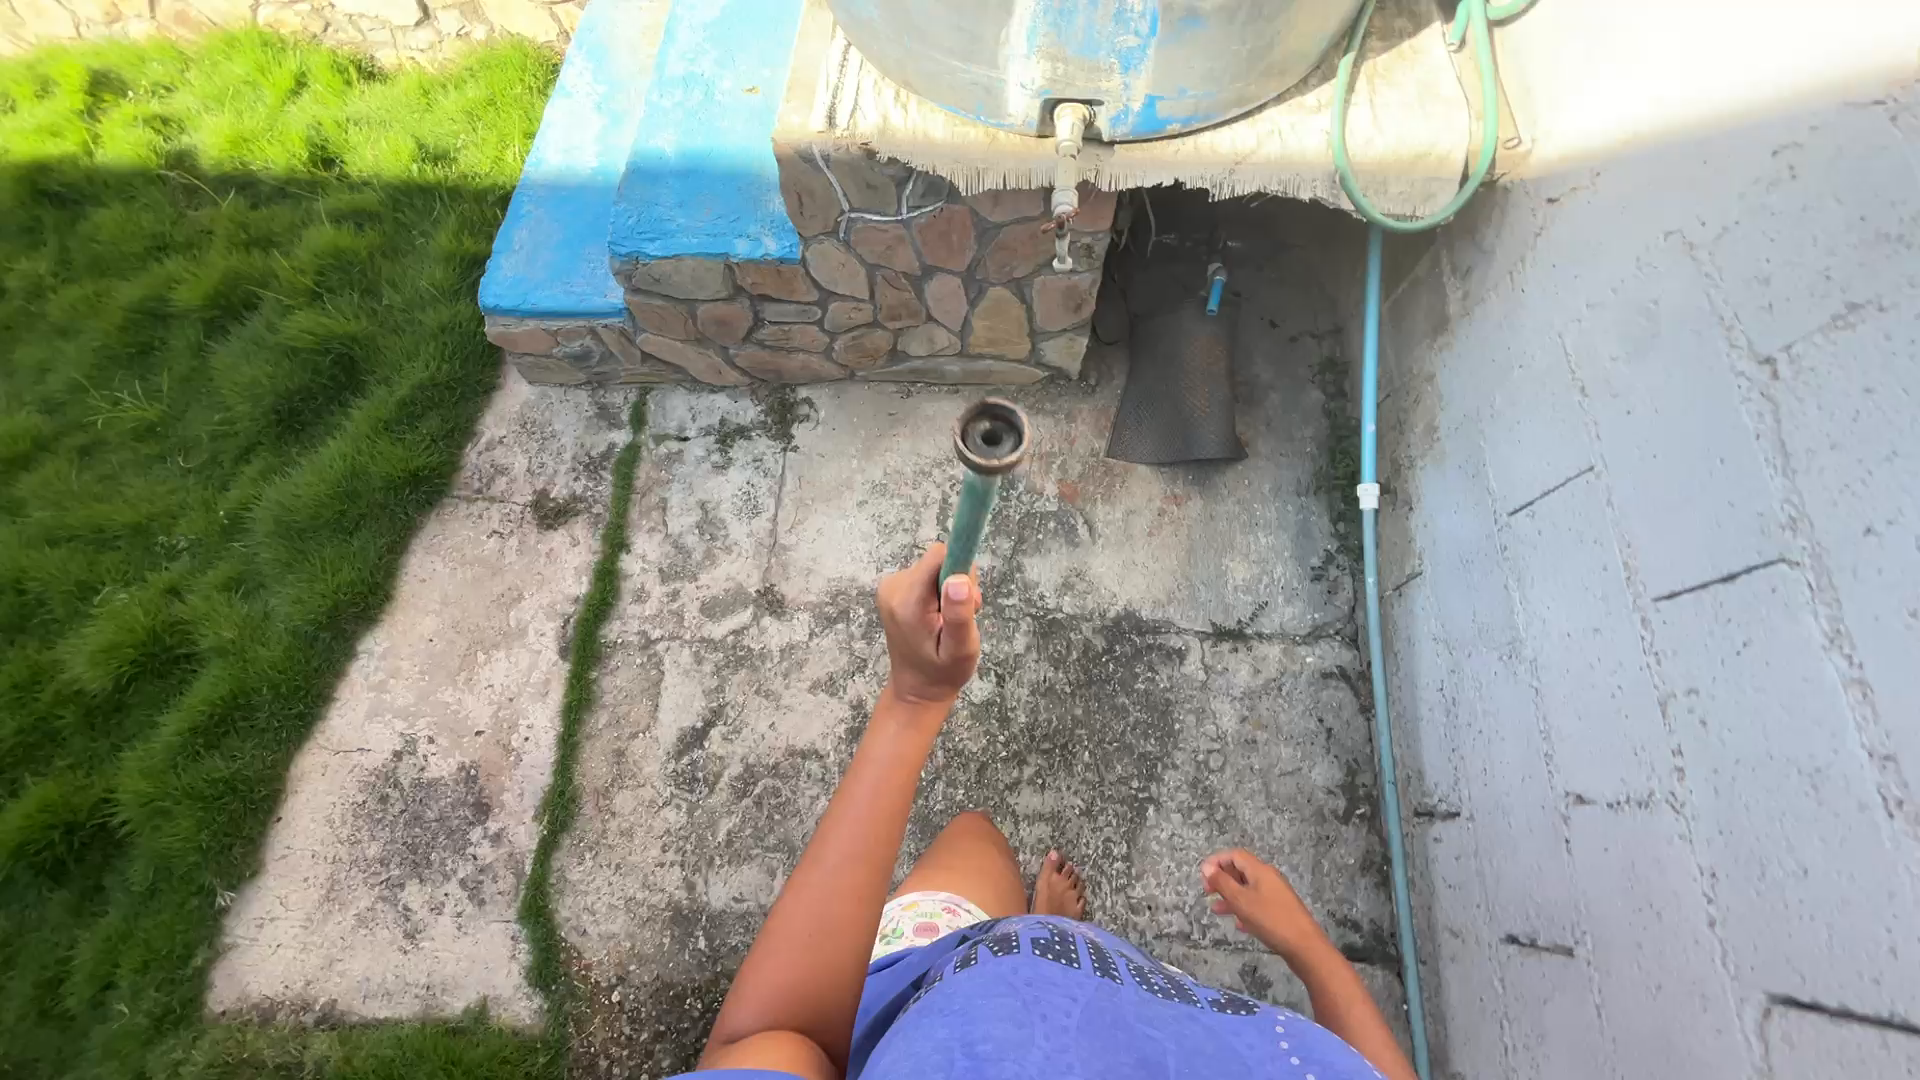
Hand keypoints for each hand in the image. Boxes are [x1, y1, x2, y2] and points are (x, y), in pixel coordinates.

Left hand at [876, 543, 980, 707]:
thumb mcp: (960, 649)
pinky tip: (937, 617)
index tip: (967, 597)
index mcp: (908, 601)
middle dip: (958, 583)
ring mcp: (891, 587)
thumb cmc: (942, 673)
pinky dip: (938, 592)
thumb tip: (958, 578)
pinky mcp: (894, 588)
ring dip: (949, 589)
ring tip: (947, 621)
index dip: (961, 570)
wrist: (916, 688)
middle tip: (958, 618)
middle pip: (939, 560)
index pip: (939, 555)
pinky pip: (927, 574)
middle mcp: (893, 588)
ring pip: (936, 567)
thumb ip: (959, 613)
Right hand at [1200, 848, 1330, 962]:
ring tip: (1216, 910)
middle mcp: (1268, 878)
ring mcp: (1276, 894)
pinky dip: (1245, 909)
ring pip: (1248, 889)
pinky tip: (1239, 924)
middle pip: (1241, 870)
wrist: (1306, 948)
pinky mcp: (1281, 910)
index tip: (1203, 876)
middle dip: (1222, 879)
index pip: (1234, 855)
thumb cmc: (1270, 920)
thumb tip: (1206, 866)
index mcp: (1260, 870)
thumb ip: (1222, 882)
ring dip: (1231, 896)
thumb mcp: (1241, 900)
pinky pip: (1257, 903)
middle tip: (1208, 892)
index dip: (1216, 861)